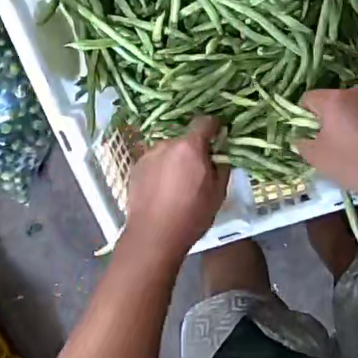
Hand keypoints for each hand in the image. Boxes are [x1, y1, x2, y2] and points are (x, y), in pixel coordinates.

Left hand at [122, 117, 227, 254]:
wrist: (153, 236)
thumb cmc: (191, 215)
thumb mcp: (218, 192)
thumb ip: (222, 165)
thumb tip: (220, 152)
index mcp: (190, 147)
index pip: (205, 122)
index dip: (214, 126)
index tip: (219, 136)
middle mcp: (166, 144)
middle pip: (185, 140)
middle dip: (193, 150)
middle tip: (198, 172)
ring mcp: (148, 155)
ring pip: (168, 151)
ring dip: (176, 160)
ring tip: (178, 185)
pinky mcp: (135, 168)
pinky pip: (154, 163)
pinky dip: (161, 170)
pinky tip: (162, 191)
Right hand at [294, 88, 357, 198]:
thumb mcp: (320, 159)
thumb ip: (302, 144)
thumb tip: (300, 137)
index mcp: (334, 99)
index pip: (307, 98)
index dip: (303, 117)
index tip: (310, 138)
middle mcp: (356, 91)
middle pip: (331, 102)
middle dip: (328, 120)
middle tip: (331, 146)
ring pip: (352, 107)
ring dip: (348, 122)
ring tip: (355, 148)